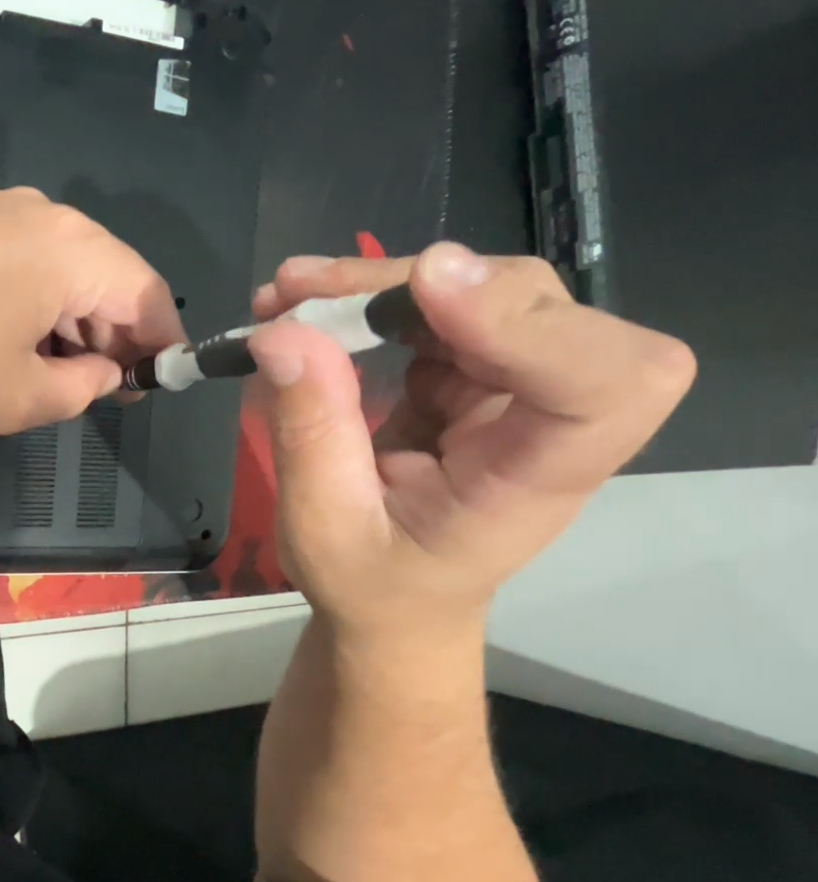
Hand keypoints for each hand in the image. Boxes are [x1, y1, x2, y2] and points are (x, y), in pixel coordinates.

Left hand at [0, 188, 185, 433]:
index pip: (145, 292)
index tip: (153, 382)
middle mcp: (37, 212)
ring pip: (51, 265)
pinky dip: (19, 299)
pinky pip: (7, 258)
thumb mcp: (17, 398)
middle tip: (91, 387)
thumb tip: (102, 373)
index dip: (158, 343)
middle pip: (100, 273)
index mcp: (71, 249)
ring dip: (59, 319)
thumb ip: (82, 390)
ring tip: (39, 371)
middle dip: (105, 333)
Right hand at [246, 243, 695, 634]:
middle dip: (416, 287)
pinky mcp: (479, 371)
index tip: (428, 284)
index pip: (601, 383)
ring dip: (382, 282)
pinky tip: (306, 305)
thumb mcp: (321, 526)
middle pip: (535, 309)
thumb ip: (311, 434)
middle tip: (301, 292)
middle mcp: (550, 416)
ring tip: (285, 293)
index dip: (530, 322)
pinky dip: (371, 297)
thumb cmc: (369, 583)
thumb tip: (279, 334)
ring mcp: (518, 386)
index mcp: (537, 477)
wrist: (393, 598)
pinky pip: (440, 308)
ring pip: (483, 291)